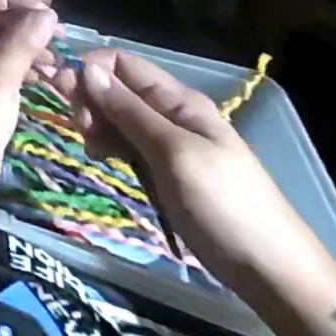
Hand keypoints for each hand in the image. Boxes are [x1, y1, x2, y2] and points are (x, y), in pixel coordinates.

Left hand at [0, 0, 59, 219]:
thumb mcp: (0, 75)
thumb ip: (23, 40)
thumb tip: (48, 13)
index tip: (45, 13)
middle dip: (24, 22)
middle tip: (58, 37)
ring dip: (28, 44)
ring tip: (57, 61)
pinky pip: (2, 62)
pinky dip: (24, 64)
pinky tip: (49, 75)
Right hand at [54, 49, 329, 287]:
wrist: (272, 273)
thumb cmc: (225, 205)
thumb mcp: (174, 152)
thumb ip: (129, 110)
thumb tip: (87, 67)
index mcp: (177, 99)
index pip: (121, 62)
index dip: (89, 68)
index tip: (63, 91)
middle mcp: (168, 112)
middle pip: (113, 87)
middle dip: (89, 98)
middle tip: (83, 129)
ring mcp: (164, 141)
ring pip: (114, 114)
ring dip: (95, 123)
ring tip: (94, 148)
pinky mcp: (159, 166)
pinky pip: (123, 140)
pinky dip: (107, 143)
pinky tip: (103, 157)